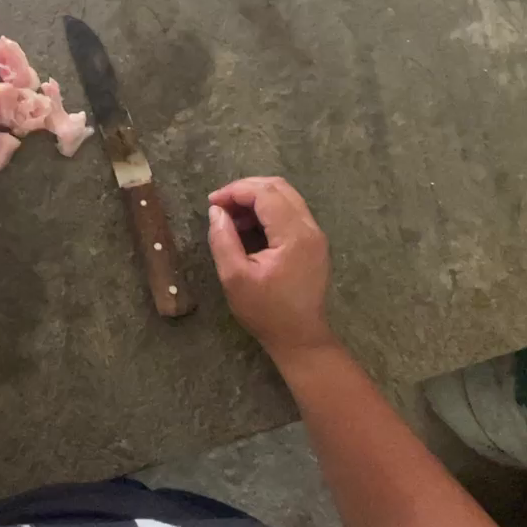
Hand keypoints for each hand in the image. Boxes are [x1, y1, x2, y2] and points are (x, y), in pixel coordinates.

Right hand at [206, 177, 338, 358]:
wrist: (299, 338)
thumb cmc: (265, 311)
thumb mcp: (234, 277)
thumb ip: (222, 239)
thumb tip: (216, 211)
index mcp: (294, 236)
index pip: (265, 193)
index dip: (235, 191)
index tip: (212, 203)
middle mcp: (310, 229)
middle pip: (278, 187)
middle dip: (245, 189)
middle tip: (219, 205)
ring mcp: (315, 235)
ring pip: (286, 197)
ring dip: (256, 199)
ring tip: (230, 217)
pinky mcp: (313, 242)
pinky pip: (290, 212)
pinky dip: (267, 210)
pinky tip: (248, 227)